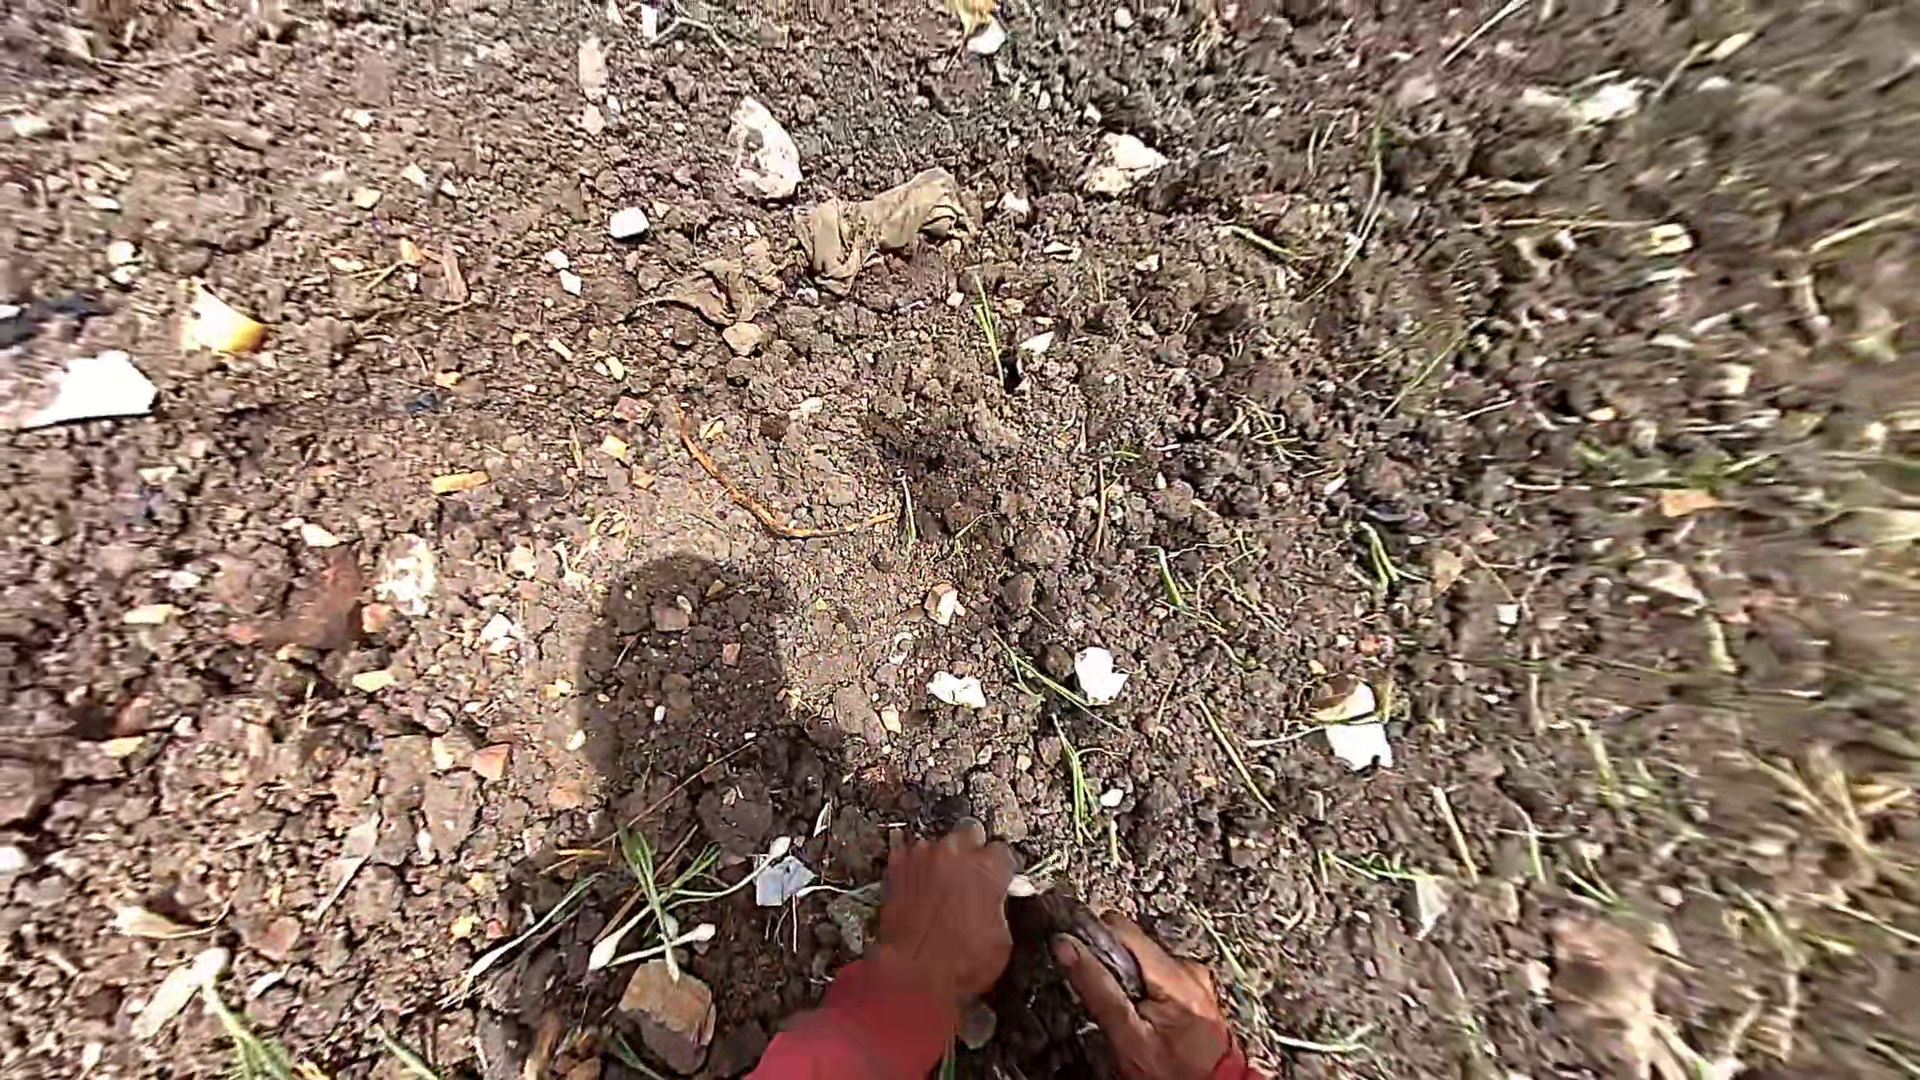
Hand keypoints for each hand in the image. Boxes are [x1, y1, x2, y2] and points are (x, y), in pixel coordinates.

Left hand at [874, 819, 1013, 1003]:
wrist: (914, 975)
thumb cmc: (957, 963)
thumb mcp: (1000, 940)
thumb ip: (999, 907)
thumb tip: (995, 904)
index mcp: (987, 868)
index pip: (1001, 851)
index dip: (1000, 866)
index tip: (998, 874)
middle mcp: (956, 853)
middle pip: (968, 835)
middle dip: (970, 852)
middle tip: (968, 876)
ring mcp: (925, 855)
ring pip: (938, 846)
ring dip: (940, 862)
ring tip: (939, 889)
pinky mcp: (899, 865)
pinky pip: (910, 857)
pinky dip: (914, 869)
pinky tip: (917, 889)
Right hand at [1054, 914, 1233, 1079]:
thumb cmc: (1171, 1078)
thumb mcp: (1128, 1039)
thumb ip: (1097, 989)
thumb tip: (1066, 947)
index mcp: (1176, 976)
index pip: (1121, 928)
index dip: (1096, 940)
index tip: (1081, 958)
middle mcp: (1189, 968)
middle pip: (1133, 942)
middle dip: (1115, 965)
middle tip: (1112, 1002)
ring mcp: (1195, 978)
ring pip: (1143, 957)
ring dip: (1130, 977)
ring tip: (1130, 1012)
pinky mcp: (1196, 988)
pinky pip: (1158, 972)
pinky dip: (1145, 986)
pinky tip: (1147, 1013)